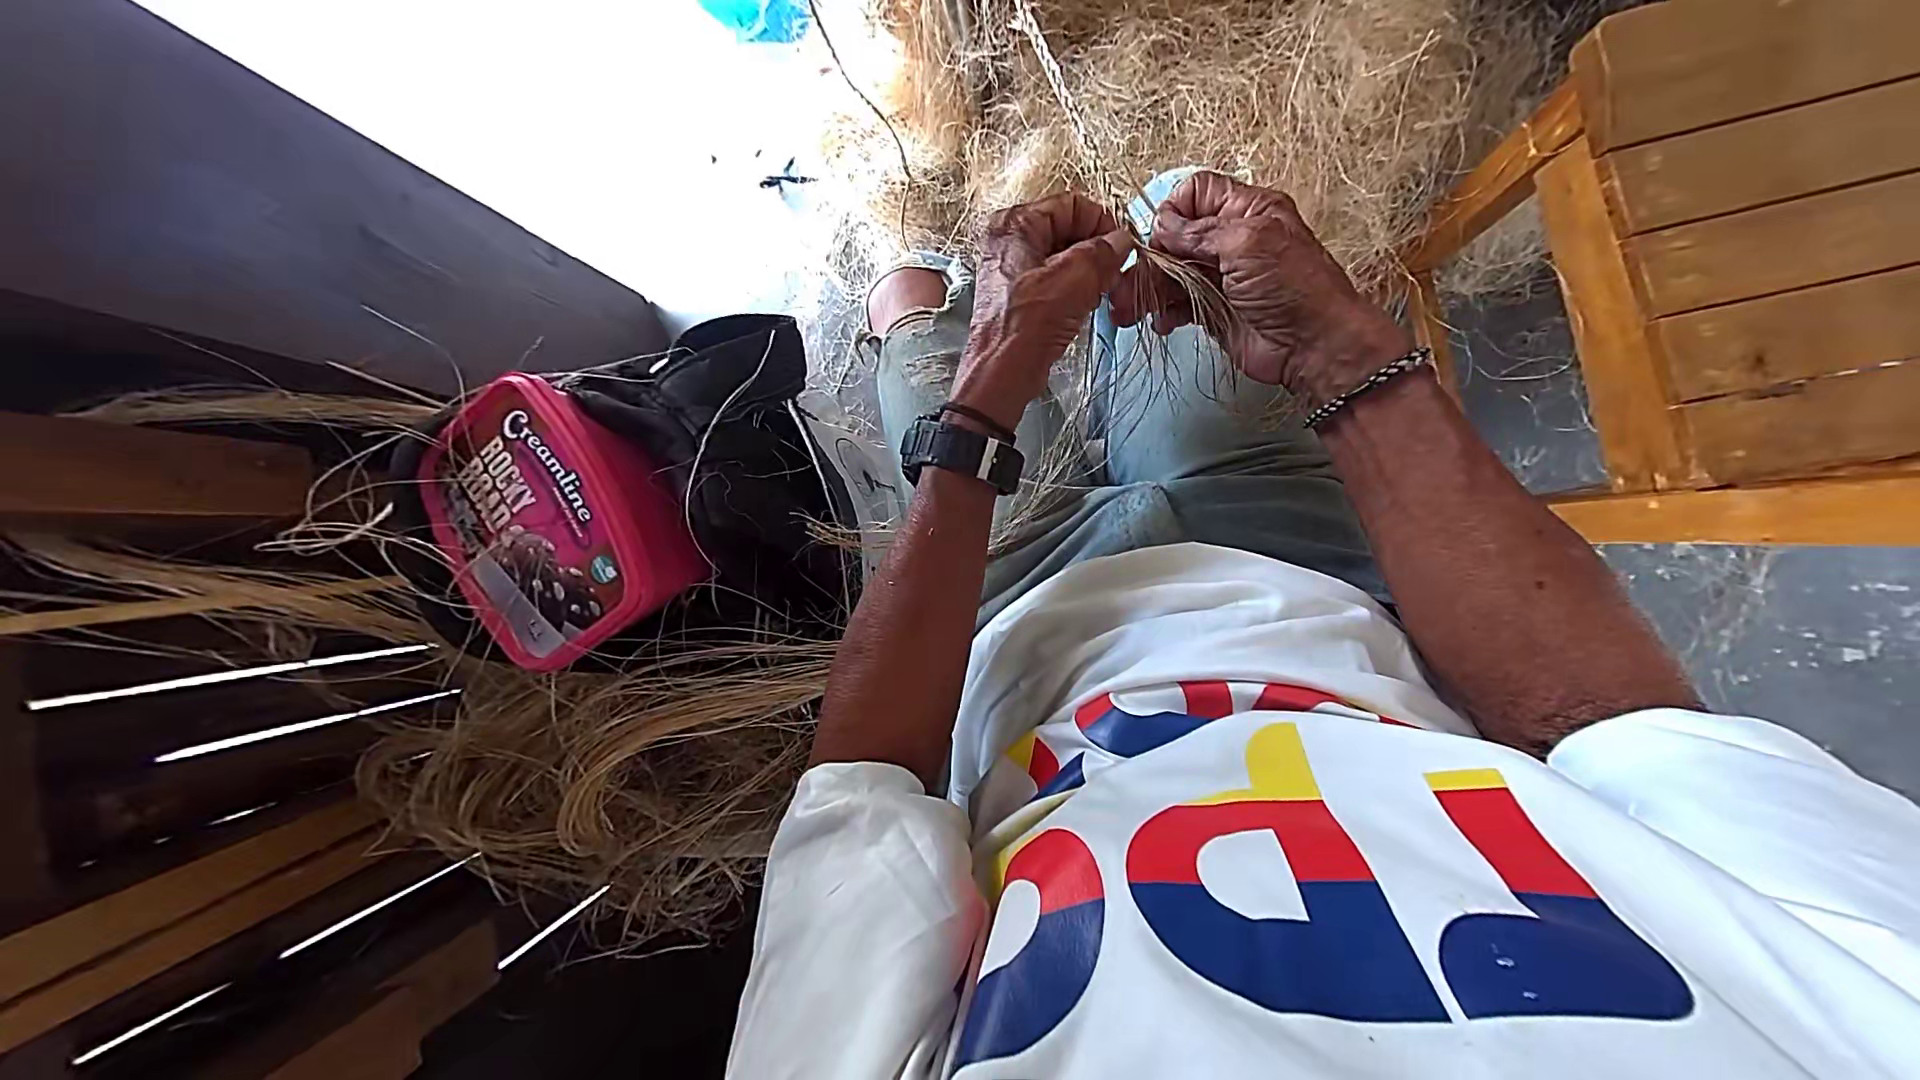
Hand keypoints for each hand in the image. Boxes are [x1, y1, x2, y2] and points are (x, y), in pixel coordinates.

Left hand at [955, 193, 1132, 430]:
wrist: (1002, 372)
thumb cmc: (1027, 325)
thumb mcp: (1075, 278)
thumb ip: (1103, 252)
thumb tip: (1122, 241)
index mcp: (1016, 223)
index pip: (1073, 205)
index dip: (1102, 224)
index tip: (1120, 249)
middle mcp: (1009, 241)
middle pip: (1069, 231)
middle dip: (1096, 253)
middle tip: (1112, 277)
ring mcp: (1012, 270)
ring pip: (1065, 259)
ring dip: (1088, 276)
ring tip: (1095, 296)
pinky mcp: (1019, 297)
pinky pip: (1056, 282)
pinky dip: (1074, 291)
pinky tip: (1081, 308)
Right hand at [1112, 172, 1410, 403]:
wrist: (1310, 344)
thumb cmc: (1293, 288)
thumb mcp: (1247, 243)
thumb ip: (1200, 232)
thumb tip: (1163, 225)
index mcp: (1246, 211)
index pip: (1196, 193)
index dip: (1173, 211)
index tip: (1162, 238)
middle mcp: (1230, 240)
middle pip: (1175, 238)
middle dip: (1150, 259)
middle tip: (1131, 284)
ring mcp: (1219, 277)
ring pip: (1170, 274)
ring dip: (1148, 290)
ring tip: (1129, 310)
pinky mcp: (1211, 309)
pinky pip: (1176, 305)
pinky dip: (1163, 313)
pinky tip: (1162, 322)